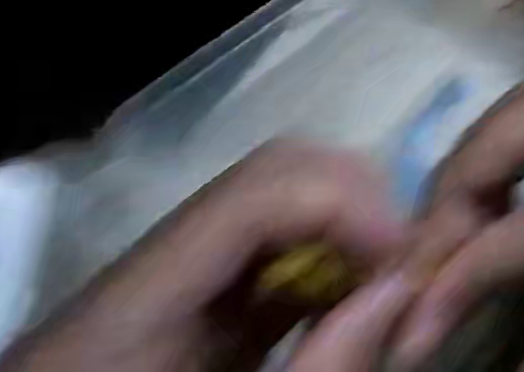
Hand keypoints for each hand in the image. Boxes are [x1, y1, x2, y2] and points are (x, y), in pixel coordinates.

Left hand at [0, 142, 410, 371]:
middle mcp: (140, 272)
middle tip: (398, 259)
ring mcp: (164, 278)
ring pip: (284, 191)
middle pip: (275, 171)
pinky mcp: (187, 298)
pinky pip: (276, 237)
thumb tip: (405, 284)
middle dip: (358, 199)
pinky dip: (329, 250)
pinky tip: (345, 293)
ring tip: (379, 275)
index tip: (403, 255)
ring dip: (350, 221)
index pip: (255, 194)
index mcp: (118, 312)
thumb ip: (323, 365)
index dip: (347, 203)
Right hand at [394, 37, 523, 365]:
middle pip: (490, 137)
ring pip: (521, 125)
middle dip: (467, 206)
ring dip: (502, 182)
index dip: (439, 230)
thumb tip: (412, 324)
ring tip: (490, 243)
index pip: (466, 160)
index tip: (420, 294)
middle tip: (452, 274)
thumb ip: (496, 262)